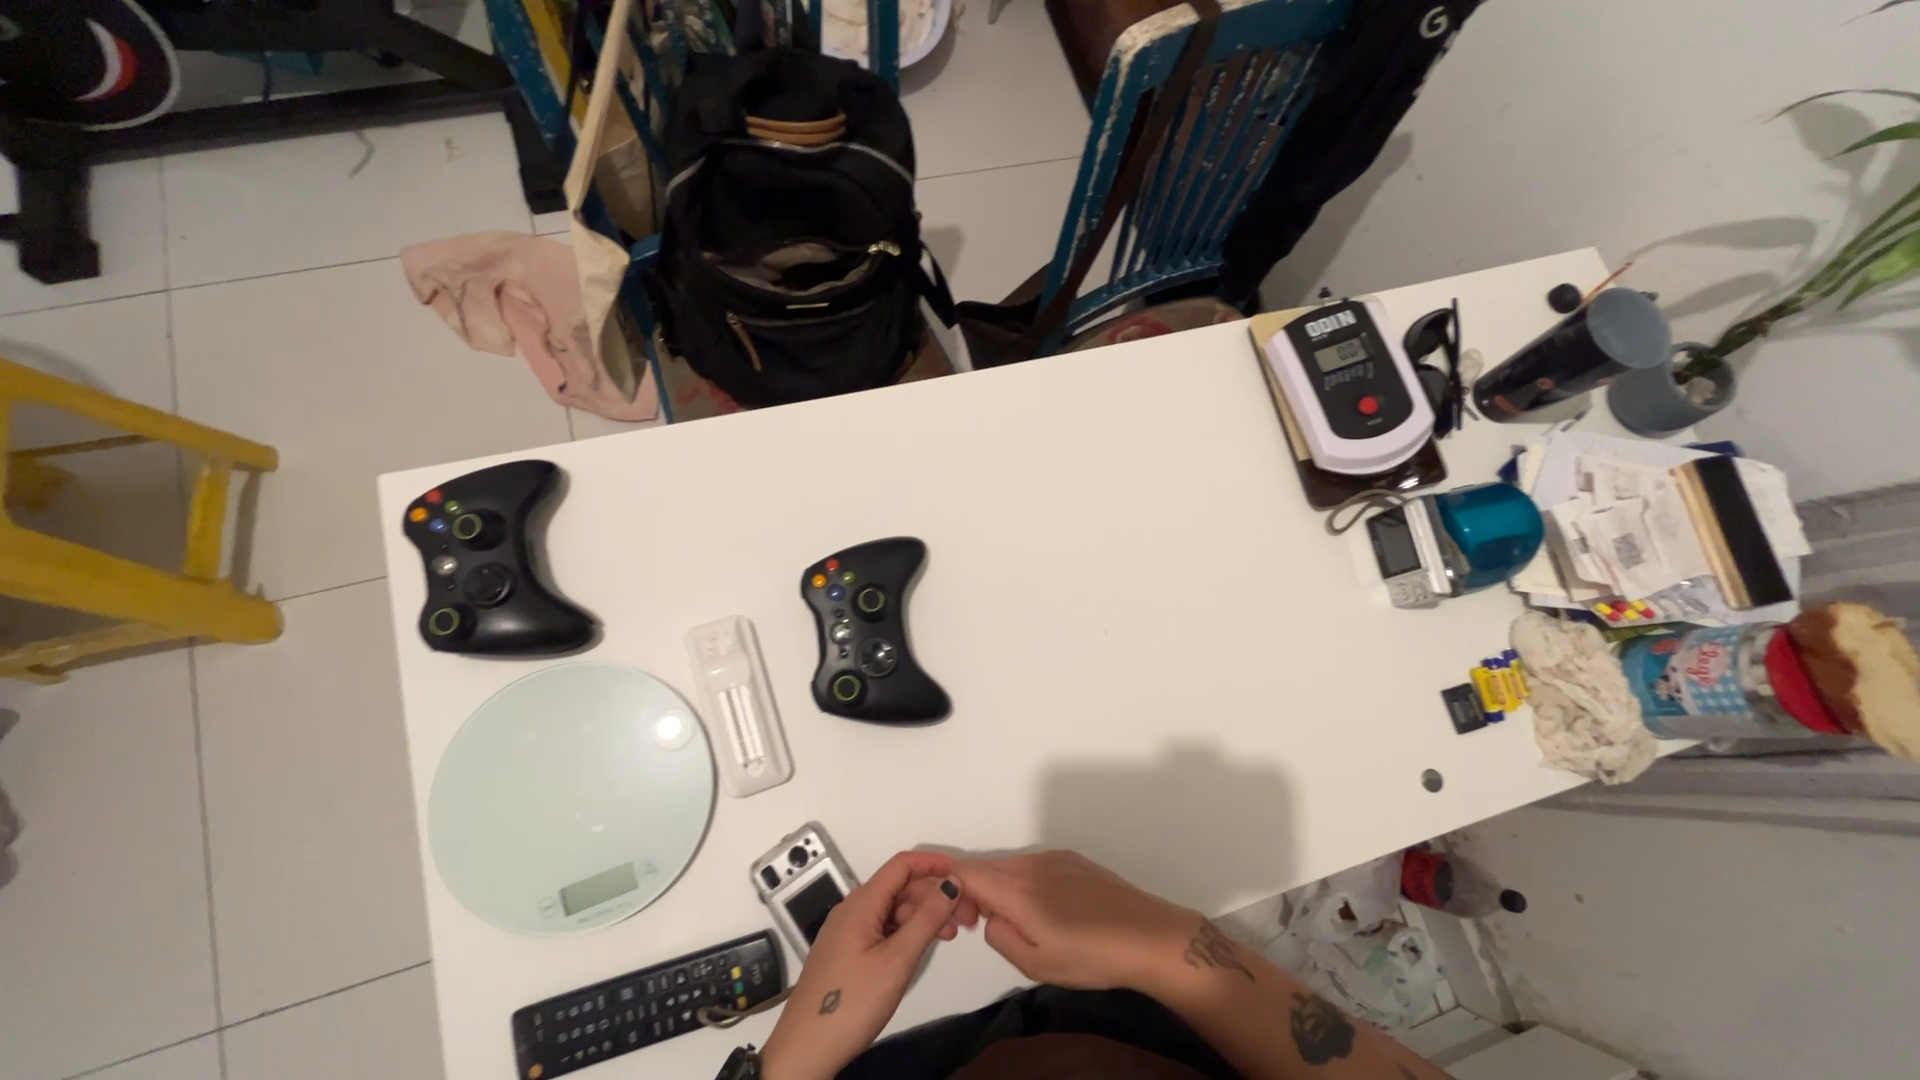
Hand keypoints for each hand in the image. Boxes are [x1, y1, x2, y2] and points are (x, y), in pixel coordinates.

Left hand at [760, 852, 964, 1079]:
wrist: (805, 1049)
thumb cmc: (852, 1001)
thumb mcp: (896, 961)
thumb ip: (926, 919)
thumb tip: (950, 882)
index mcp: (861, 903)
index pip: (901, 865)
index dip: (933, 863)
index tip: (962, 874)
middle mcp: (852, 909)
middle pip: (899, 887)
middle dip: (933, 894)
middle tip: (966, 915)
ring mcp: (847, 931)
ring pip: (892, 909)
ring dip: (923, 915)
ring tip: (951, 935)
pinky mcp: (846, 952)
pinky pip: (882, 927)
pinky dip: (906, 931)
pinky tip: (922, 947)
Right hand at [953, 850, 1200, 993]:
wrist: (1148, 937)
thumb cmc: (1089, 957)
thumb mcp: (1034, 964)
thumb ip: (998, 935)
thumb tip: (991, 917)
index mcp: (1016, 889)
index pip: (963, 871)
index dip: (952, 891)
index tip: (965, 920)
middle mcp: (1030, 863)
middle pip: (985, 868)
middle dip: (976, 893)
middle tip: (993, 927)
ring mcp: (1054, 858)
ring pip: (1011, 867)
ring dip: (1003, 889)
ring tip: (1028, 924)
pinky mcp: (1074, 859)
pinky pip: (1035, 866)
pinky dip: (1028, 884)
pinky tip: (1054, 911)